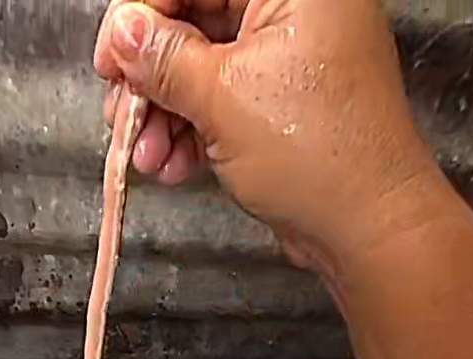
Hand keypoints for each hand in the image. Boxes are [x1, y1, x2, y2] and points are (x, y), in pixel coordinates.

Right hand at [93, 0, 457, 270]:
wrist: (362, 222)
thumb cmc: (315, 152)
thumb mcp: (224, 100)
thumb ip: (166, 60)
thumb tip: (122, 31)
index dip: (141, 15)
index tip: (110, 61)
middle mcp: (290, 4)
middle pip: (193, 21)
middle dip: (150, 79)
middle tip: (123, 118)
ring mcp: (284, 55)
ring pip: (200, 69)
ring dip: (164, 117)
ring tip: (146, 160)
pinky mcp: (276, 101)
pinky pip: (219, 103)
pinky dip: (189, 134)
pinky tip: (170, 166)